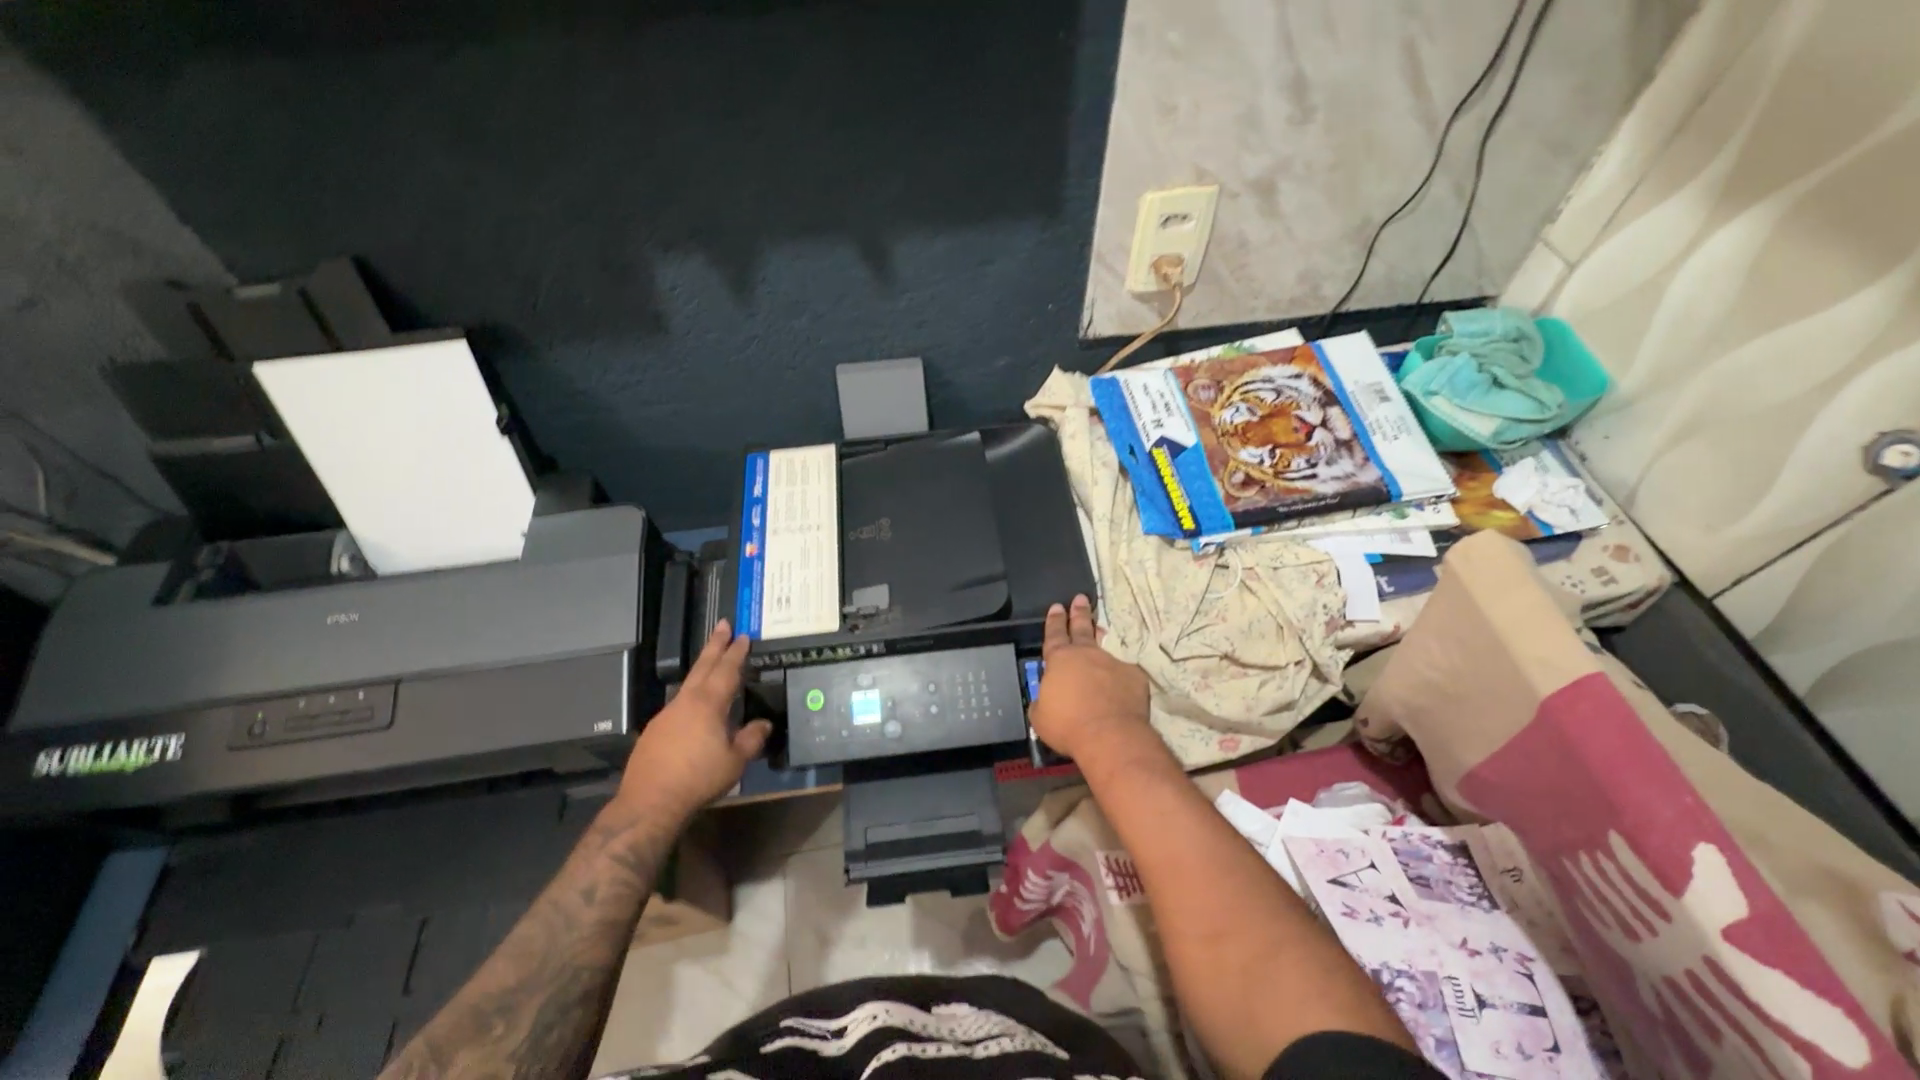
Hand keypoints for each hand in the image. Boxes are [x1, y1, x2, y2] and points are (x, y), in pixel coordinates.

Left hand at [620, 619, 772, 819]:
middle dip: (714, 645)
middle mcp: (685, 702)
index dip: (736, 653)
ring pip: (688, 685)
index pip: (726, 670)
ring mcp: (666, 715)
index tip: (742, 635)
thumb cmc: (698, 779)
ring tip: (712, 663)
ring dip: (702, 670)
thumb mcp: (735, 761)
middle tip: (722, 625)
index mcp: (708, 704)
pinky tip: (694, 708)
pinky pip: (678, 705)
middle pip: (702, 667)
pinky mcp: (654, 731)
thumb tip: (763, 723)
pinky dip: (691, 696)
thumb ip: (751, 739)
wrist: (650, 802)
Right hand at [1028, 594, 1153, 763]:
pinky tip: (1120, 688)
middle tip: (1080, 598)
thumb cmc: (1068, 726)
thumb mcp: (1041, 717)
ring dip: (1100, 641)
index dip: (1054, 621)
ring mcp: (1113, 663)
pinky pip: (1125, 674)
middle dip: (1079, 613)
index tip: (1057, 606)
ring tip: (1100, 631)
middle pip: (1081, 628)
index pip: (1054, 634)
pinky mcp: (1134, 677)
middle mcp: (1087, 655)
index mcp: (1060, 660)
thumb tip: (1045, 700)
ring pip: (1105, 648)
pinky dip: (1120, 678)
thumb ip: (1042, 702)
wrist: (1109, 735)